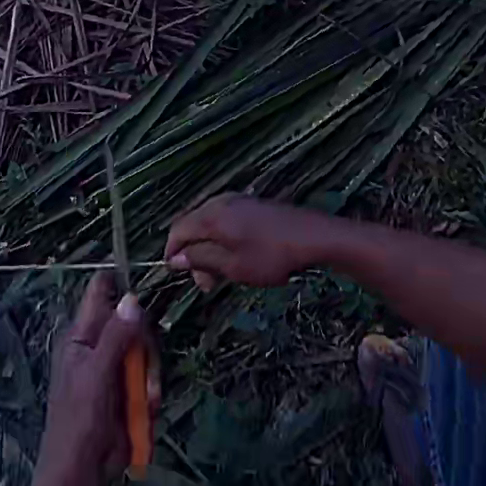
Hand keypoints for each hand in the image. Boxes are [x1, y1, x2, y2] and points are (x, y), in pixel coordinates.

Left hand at [35, 274, 152, 485]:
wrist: (81, 475)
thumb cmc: (77, 423)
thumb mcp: (96, 377)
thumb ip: (116, 337)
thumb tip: (132, 298)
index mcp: (81, 336)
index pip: (100, 292)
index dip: (121, 282)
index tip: (144, 286)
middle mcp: (99, 345)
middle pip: (134, 321)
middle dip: (146, 347)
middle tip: (147, 372)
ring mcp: (114, 366)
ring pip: (146, 349)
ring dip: (151, 376)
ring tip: (147, 402)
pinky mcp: (128, 388)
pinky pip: (149, 375)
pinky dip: (151, 392)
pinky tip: (146, 410)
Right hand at [164, 194, 344, 290]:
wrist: (313, 236)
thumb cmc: (270, 255)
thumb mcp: (232, 265)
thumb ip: (201, 259)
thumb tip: (175, 258)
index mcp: (211, 215)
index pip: (178, 230)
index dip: (173, 252)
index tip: (178, 276)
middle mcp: (220, 202)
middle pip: (193, 226)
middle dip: (194, 255)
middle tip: (208, 285)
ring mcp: (238, 200)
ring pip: (210, 224)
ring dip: (210, 249)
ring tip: (223, 275)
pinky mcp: (252, 205)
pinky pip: (226, 220)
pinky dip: (223, 240)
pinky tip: (237, 257)